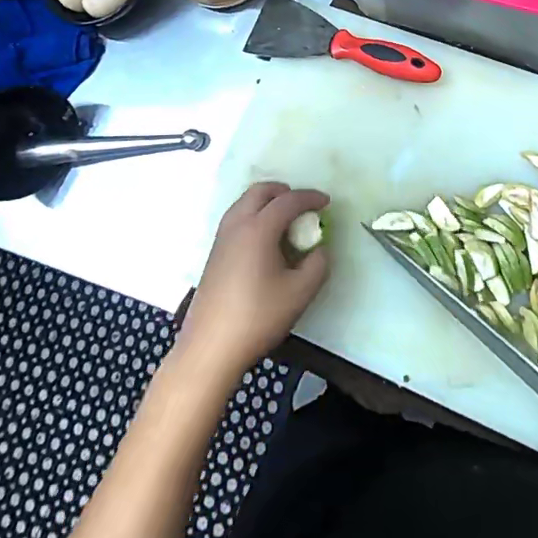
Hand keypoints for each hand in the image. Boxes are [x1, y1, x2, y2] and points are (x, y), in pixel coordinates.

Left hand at [178, 183, 330, 379]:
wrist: (211, 345)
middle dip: (284, 192)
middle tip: (303, 205)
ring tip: (285, 221)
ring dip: (266, 202)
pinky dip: (254, 215)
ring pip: (244, 203)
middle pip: (260, 192)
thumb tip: (319, 249)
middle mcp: (237, 225)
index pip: (287, 201)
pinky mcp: (214, 252)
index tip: (326, 202)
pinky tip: (265, 240)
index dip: (310, 197)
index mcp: (258, 228)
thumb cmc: (258, 316)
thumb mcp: (300, 293)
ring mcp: (222, 237)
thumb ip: (318, 265)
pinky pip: (237, 218)